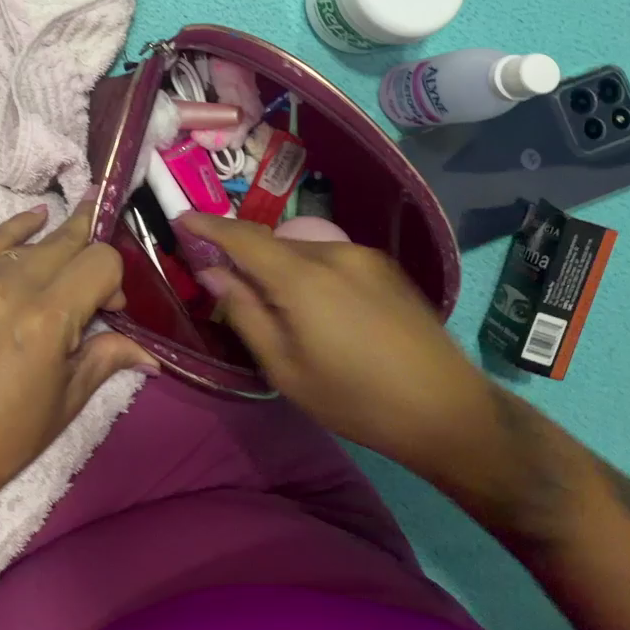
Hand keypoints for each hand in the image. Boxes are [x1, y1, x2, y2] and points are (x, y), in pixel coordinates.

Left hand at [0, 200, 153, 507]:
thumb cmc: (5, 438)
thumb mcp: (66, 402)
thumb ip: (107, 358)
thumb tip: (149, 351)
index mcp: (47, 320)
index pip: (100, 263)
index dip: (114, 282)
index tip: (109, 310)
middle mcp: (11, 287)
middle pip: (68, 242)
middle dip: (91, 254)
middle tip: (98, 278)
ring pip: (32, 243)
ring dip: (57, 251)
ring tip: (70, 259)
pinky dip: (17, 228)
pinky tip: (37, 218)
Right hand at [178, 212, 492, 471]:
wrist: (449, 412)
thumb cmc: (355, 399)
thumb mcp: (285, 367)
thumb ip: (244, 312)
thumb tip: (213, 273)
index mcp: (302, 277)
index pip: (242, 237)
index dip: (208, 225)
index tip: (181, 217)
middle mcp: (333, 252)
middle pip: (272, 243)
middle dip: (243, 254)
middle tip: (225, 281)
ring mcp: (364, 257)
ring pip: (302, 250)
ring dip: (278, 265)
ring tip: (275, 304)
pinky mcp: (386, 268)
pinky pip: (330, 258)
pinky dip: (308, 271)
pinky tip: (318, 308)